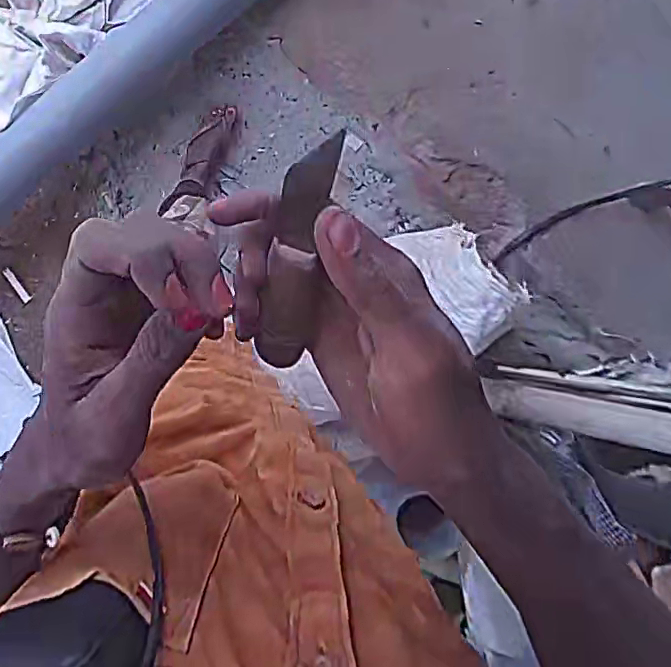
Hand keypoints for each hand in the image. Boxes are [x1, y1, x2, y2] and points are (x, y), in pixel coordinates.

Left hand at [6, 215, 229, 502]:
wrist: (75, 450)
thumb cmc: (81, 438)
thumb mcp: (114, 416)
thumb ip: (150, 360)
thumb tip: (194, 311)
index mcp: (73, 305)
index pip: (94, 244)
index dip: (140, 254)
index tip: (177, 302)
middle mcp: (98, 284)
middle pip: (137, 230)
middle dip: (182, 256)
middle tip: (217, 306)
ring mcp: (125, 287)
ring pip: (164, 240)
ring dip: (199, 267)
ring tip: (220, 313)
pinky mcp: (151, 298)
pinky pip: (183, 269)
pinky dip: (206, 285)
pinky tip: (213, 323)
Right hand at [208, 194, 501, 491]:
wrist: (446, 464)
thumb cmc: (440, 408)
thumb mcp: (409, 348)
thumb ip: (369, 284)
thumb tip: (330, 218)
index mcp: (375, 265)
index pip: (315, 214)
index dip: (268, 207)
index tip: (224, 214)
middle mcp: (349, 275)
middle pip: (285, 238)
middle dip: (252, 254)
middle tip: (244, 295)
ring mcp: (332, 304)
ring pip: (275, 271)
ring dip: (249, 286)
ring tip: (243, 320)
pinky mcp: (317, 331)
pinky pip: (276, 306)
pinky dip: (254, 312)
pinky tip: (247, 333)